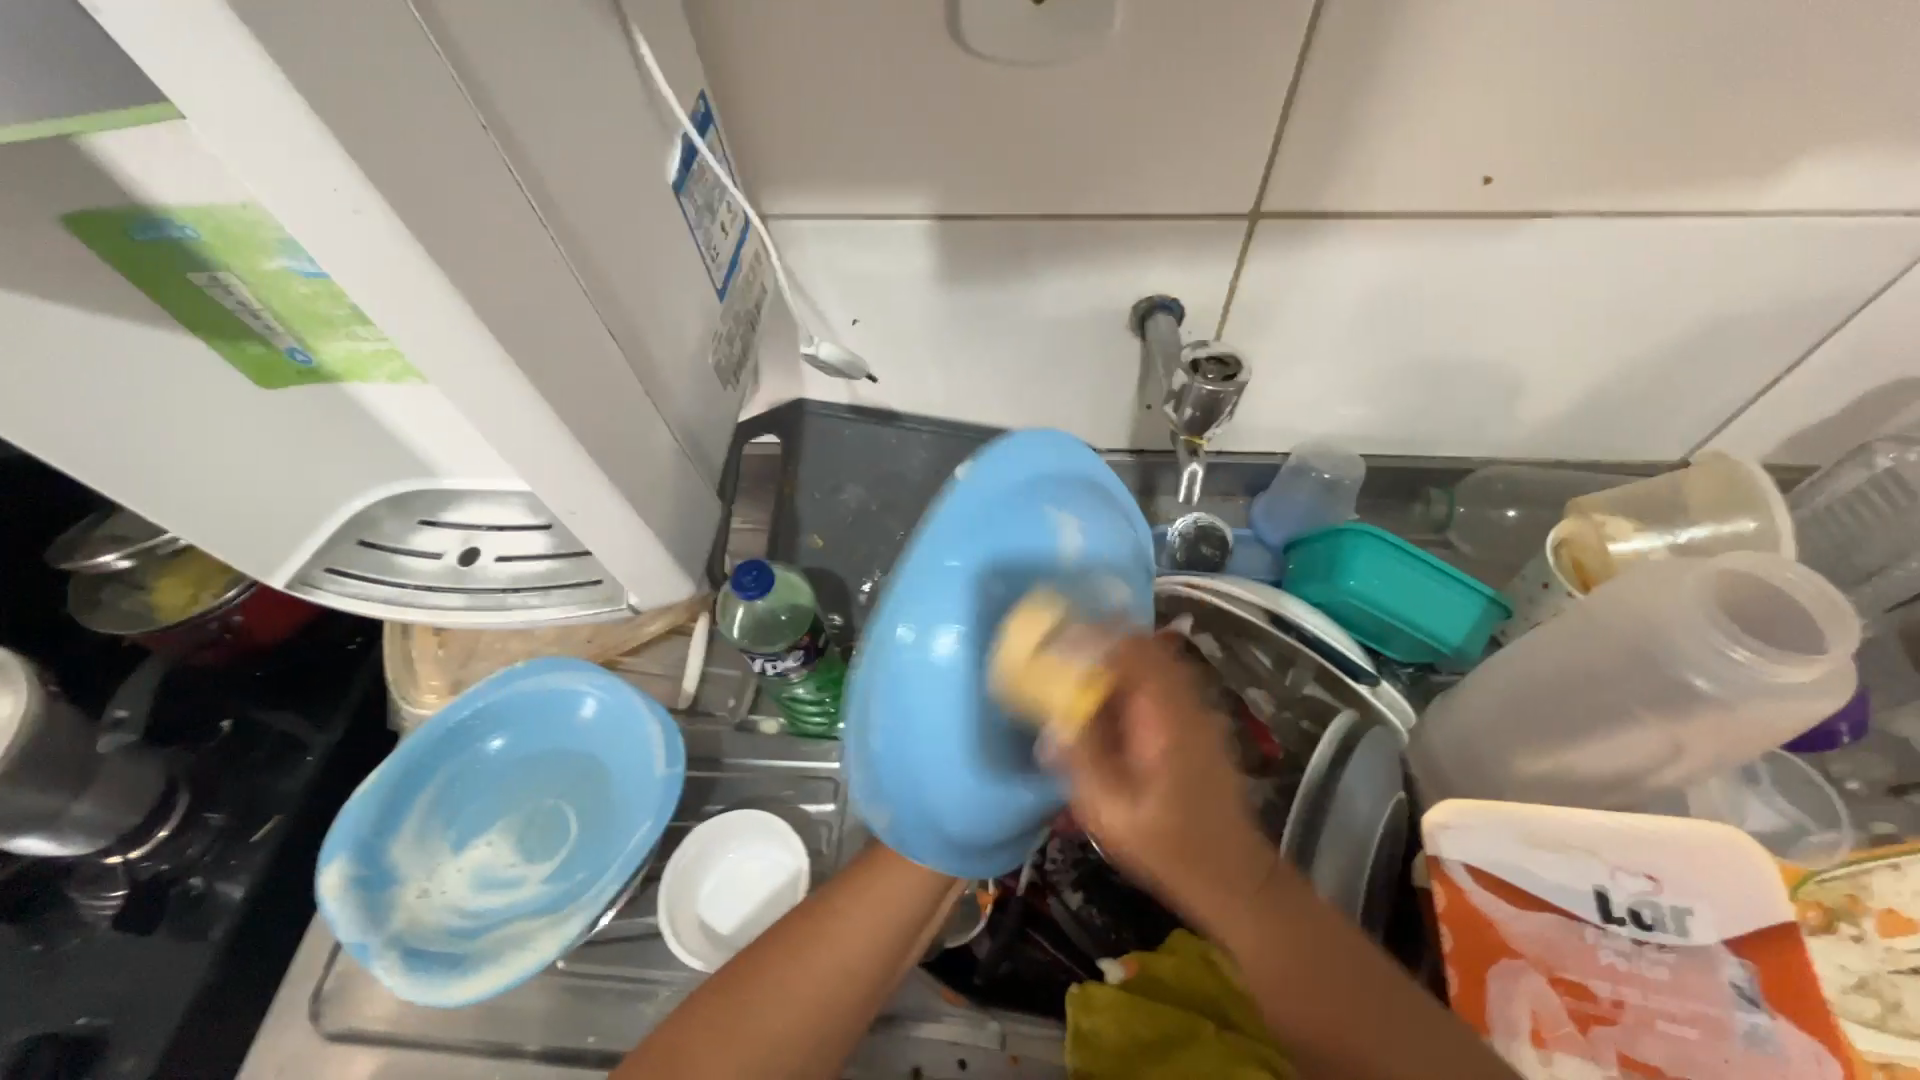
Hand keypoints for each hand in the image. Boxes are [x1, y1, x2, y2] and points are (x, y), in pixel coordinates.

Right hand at [1048, 634, 1275, 923]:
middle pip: (1145, 645)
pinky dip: (1134, 673)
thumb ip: (1081, 761)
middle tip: (1062, 647)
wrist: (1233, 875)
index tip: (1055, 643)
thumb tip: (1050, 724)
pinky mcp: (1200, 723)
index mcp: (1165, 717)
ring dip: (1118, 654)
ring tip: (1079, 665)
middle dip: (1101, 640)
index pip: (1130, 651)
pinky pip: (1165, 678)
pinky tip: (1109, 696)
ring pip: (1157, 658)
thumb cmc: (1168, 847)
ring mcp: (1199, 710)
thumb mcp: (1111, 813)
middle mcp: (1187, 702)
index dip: (1090, 640)